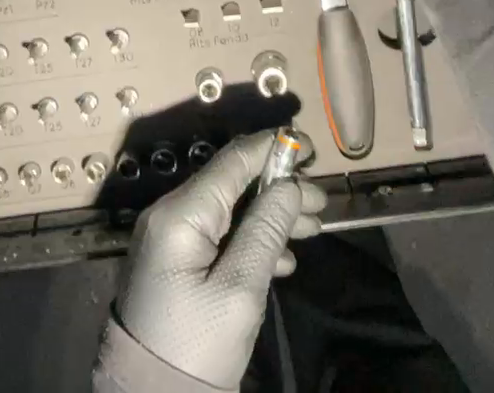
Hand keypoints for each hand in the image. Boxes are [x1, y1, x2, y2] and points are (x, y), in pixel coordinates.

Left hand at [115, 131, 328, 387]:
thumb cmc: (197, 344)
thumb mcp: (240, 290)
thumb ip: (265, 231)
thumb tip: (290, 185)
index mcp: (181, 214)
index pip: (233, 161)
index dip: (273, 148)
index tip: (309, 148)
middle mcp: (171, 215)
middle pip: (233, 183)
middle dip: (279, 188)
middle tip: (322, 203)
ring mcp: (172, 239)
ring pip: (231, 209)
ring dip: (272, 215)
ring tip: (313, 228)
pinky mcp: (177, 262)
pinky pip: (221, 235)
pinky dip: (254, 239)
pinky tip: (284, 258)